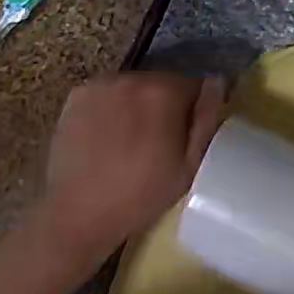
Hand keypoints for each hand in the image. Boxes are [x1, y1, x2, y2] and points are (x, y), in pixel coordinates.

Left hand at [32, 71, 226, 262]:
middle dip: (165, 105)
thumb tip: (216, 84)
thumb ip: (206, 120)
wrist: (77, 215)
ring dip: (137, 104)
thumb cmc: (140, 196)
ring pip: (133, 87)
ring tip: (129, 140)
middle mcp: (132, 78)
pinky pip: (106, 93)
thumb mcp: (189, 167)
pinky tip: (106, 135)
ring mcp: (101, 84)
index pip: (192, 85)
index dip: (193, 111)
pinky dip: (110, 107)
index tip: (185, 136)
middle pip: (161, 83)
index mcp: (163, 93)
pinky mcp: (77, 95)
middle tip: (158, 141)